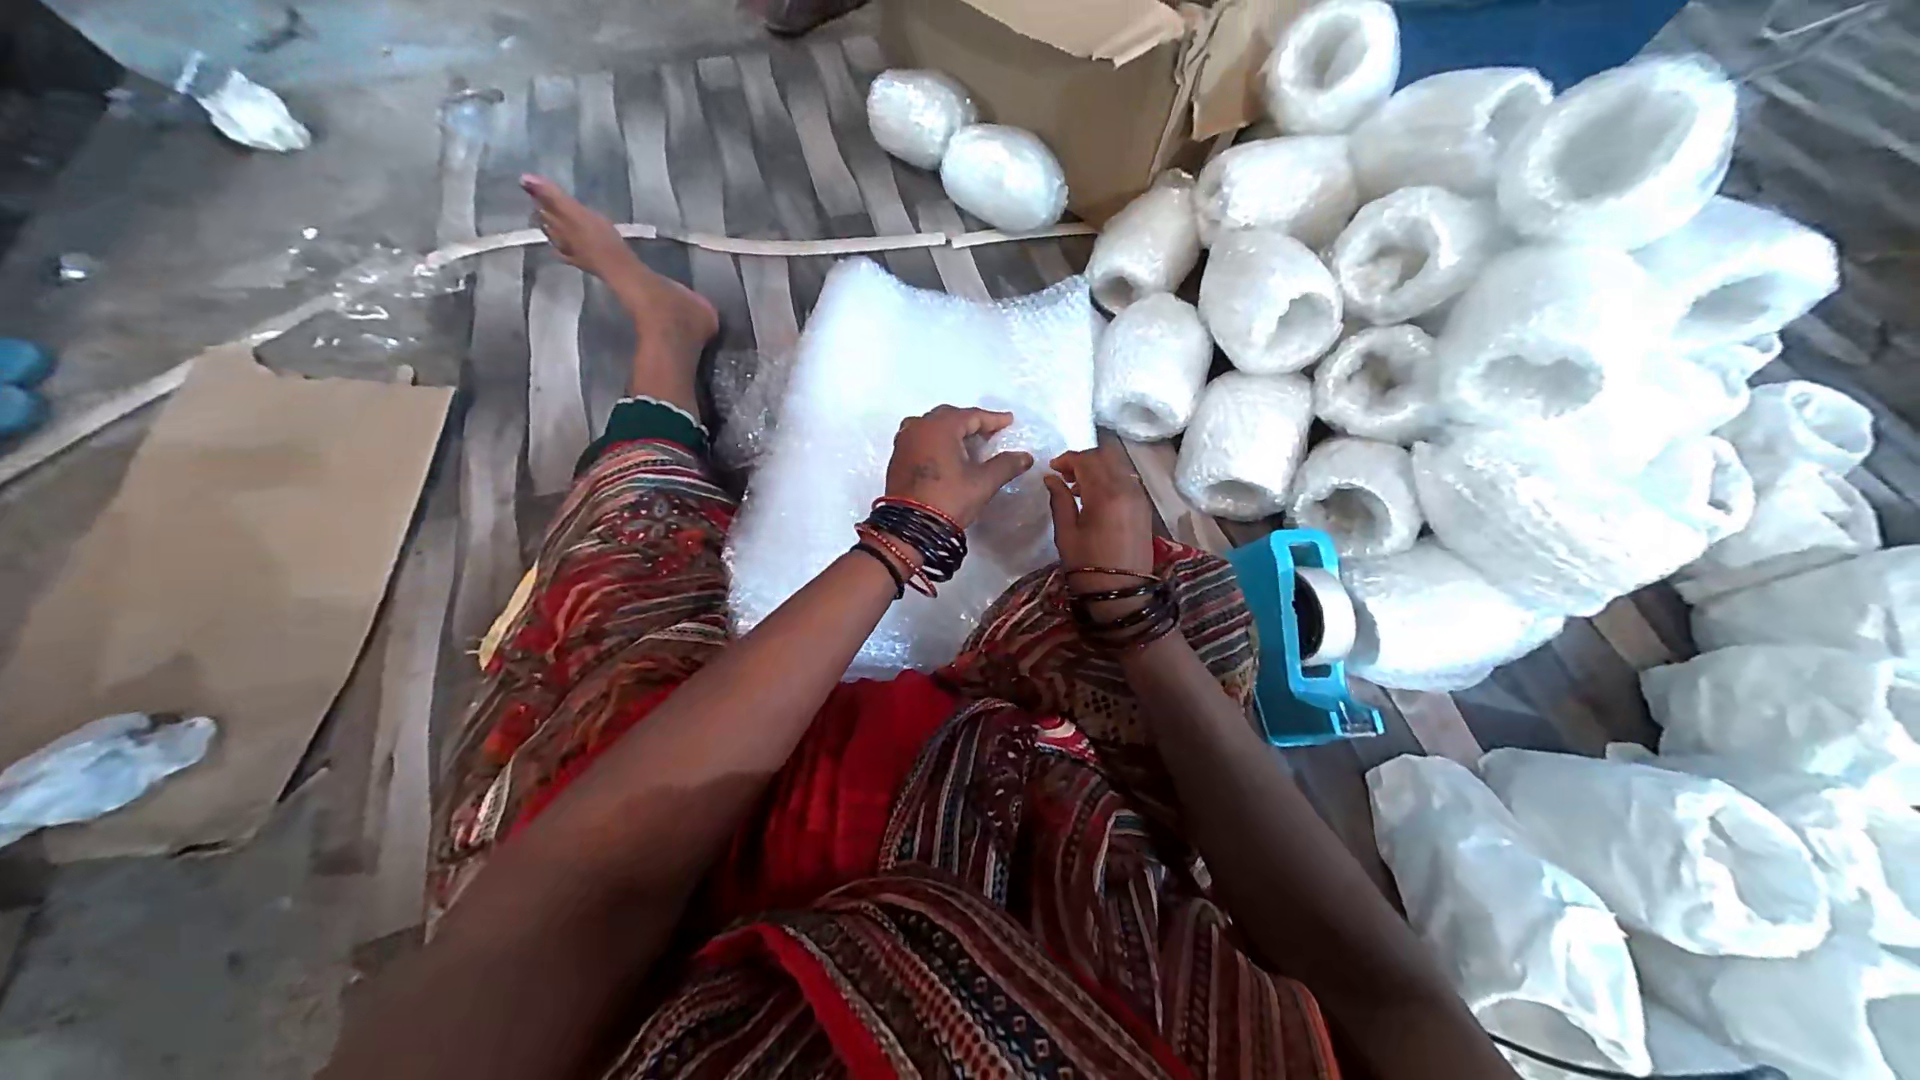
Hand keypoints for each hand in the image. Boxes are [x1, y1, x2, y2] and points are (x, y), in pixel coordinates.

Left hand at [885, 406, 1033, 527]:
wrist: (911, 528)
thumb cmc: (949, 499)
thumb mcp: (982, 483)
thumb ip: (1005, 465)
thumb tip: (1026, 457)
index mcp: (940, 427)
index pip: (971, 416)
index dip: (993, 419)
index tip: (1009, 421)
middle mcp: (919, 427)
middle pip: (949, 416)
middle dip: (970, 422)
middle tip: (989, 431)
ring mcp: (904, 441)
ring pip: (931, 425)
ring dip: (950, 429)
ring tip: (967, 441)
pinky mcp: (897, 457)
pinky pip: (919, 438)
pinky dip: (935, 440)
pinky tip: (945, 453)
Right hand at [1044, 436, 1155, 597]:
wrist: (1123, 595)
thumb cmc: (1087, 567)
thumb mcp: (1066, 533)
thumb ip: (1060, 500)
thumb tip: (1052, 478)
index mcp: (1105, 494)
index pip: (1086, 460)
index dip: (1067, 459)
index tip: (1052, 468)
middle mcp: (1126, 489)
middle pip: (1105, 456)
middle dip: (1083, 459)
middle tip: (1064, 474)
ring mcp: (1139, 497)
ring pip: (1118, 466)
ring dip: (1097, 468)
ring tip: (1077, 486)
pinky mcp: (1143, 508)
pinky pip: (1126, 480)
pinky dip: (1109, 478)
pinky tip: (1094, 496)